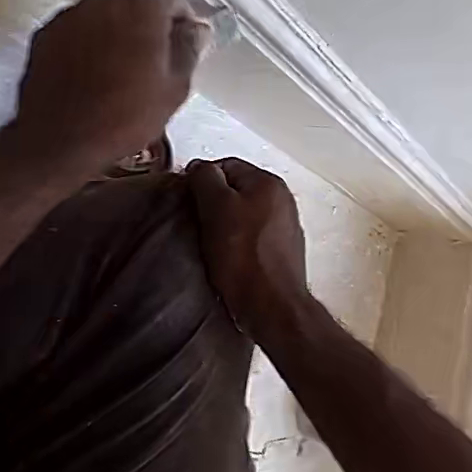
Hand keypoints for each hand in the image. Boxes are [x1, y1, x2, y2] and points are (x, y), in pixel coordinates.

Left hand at [7, 0, 209, 171]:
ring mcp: (69, 18)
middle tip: (151, 62)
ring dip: (111, 36)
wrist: (60, 140)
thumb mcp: (174, 87)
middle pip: (133, 3)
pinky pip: (73, 34)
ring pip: (100, 18)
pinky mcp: (45, 36)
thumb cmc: (115, 118)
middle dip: (143, 26)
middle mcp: (102, 2)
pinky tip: (90, 78)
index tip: (183, 36)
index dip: (180, 18)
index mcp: (141, 5)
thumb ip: (188, 49)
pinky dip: (82, 47)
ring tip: (118, 75)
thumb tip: (194, 33)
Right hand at [188, 158, 308, 331]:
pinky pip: (248, 235)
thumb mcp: (215, 206)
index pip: (223, 165)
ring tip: (207, 240)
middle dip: (211, 201)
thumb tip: (198, 167)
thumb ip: (204, 178)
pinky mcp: (279, 251)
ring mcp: (283, 227)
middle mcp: (282, 200)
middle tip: (195, 220)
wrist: (270, 306)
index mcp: (268, 183)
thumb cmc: (242, 255)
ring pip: (240, 212)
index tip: (187, 201)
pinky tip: (223, 256)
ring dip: (221, 223)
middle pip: (233, 189)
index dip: (200, 180)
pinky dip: (234, 241)